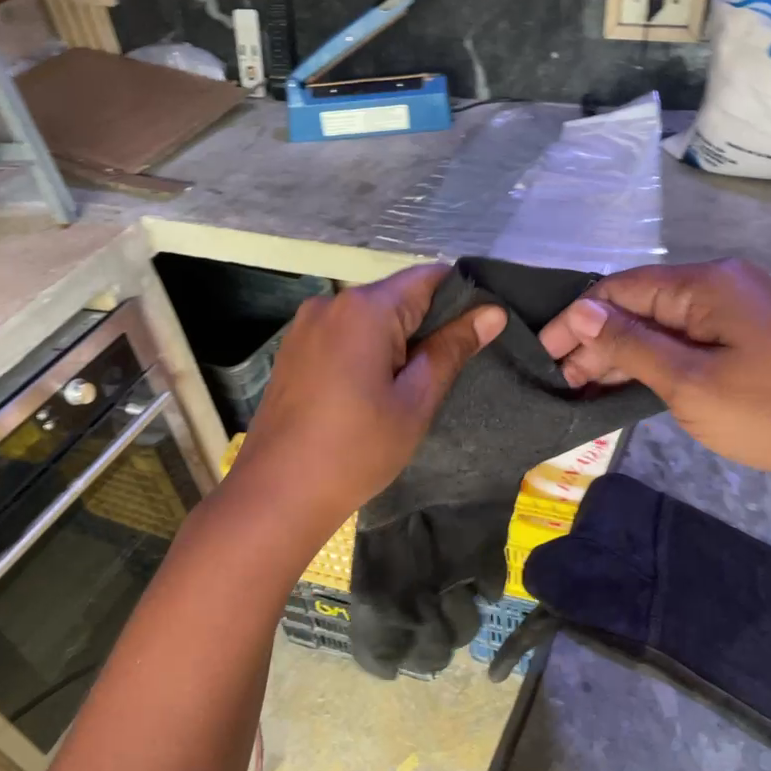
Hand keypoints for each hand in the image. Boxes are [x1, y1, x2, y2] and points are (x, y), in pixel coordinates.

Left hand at [230, 263, 505, 527]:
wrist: (278, 492)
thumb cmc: (356, 450)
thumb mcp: (415, 402)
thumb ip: (452, 349)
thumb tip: (492, 311)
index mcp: (365, 308)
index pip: (428, 277)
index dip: (462, 297)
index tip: (482, 330)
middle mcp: (330, 303)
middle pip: (395, 297)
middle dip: (426, 325)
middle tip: (452, 369)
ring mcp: (304, 327)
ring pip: (367, 320)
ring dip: (394, 343)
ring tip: (412, 387)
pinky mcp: (292, 352)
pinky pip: (341, 338)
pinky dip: (364, 354)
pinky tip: (371, 393)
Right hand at [538, 259, 770, 512]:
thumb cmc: (770, 412)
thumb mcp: (689, 381)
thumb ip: (630, 344)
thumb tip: (582, 312)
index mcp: (708, 283)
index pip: (622, 288)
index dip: (577, 319)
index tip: (542, 356)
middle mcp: (723, 288)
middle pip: (641, 305)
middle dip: (596, 340)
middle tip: (559, 382)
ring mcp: (738, 319)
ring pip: (662, 328)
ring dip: (621, 356)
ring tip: (581, 389)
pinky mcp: (748, 349)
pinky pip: (686, 347)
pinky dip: (653, 366)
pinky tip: (624, 388)